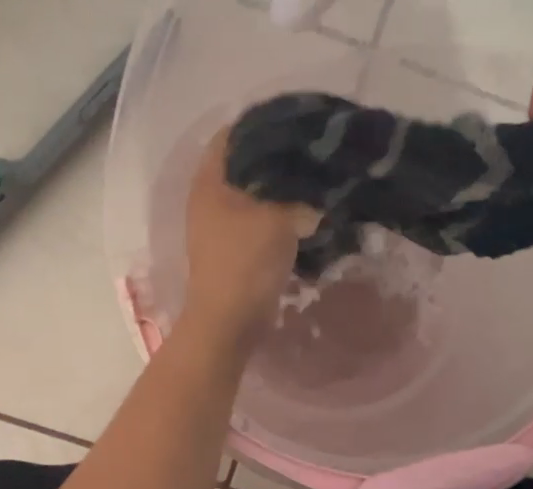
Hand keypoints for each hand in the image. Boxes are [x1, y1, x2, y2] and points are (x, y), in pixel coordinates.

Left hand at [180, 127, 313, 344]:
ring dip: (283, 188)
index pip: (236, 131)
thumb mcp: (280, 217)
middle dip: (280, 156)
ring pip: (255, 193)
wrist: (228, 324)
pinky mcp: (233, 249)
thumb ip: (301, 192)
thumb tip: (322, 184)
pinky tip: (308, 213)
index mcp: (211, 179)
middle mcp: (210, 196)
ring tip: (318, 179)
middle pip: (246, 162)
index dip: (267, 122)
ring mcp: (219, 225)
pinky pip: (260, 220)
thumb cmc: (245, 264)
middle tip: (317, 150)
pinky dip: (281, 214)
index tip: (302, 120)